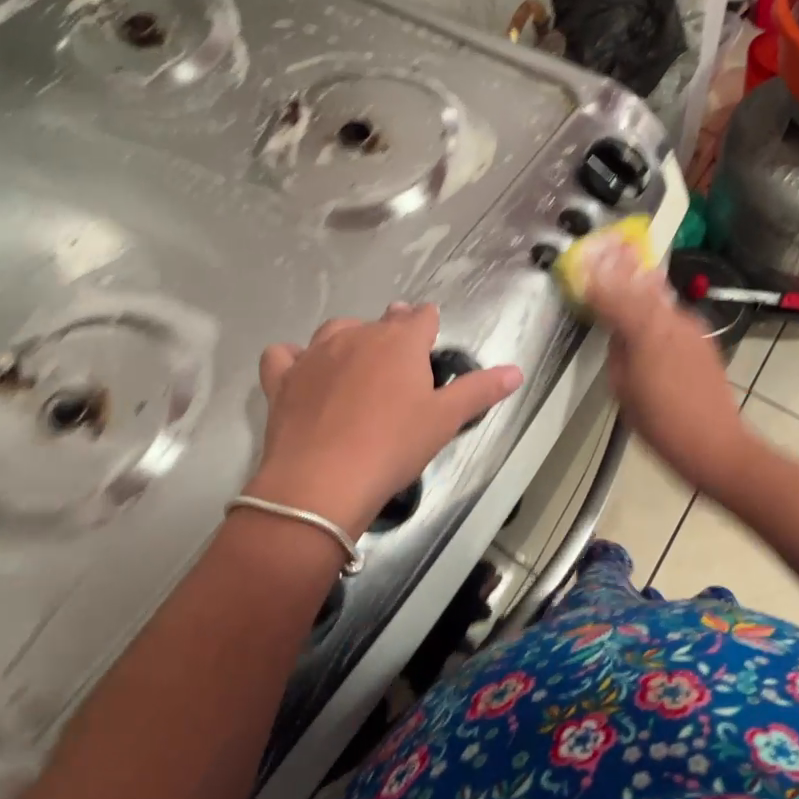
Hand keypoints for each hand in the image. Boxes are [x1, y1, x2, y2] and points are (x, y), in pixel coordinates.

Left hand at [249, 304, 522, 533]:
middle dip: (392, 332)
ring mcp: (315, 353)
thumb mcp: (445, 421)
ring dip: (348, 339)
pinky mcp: (282, 378)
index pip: (421, 317)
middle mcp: (357, 335)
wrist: (322, 481)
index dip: (428, 326)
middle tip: (399, 364)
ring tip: (356, 366)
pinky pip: (283, 354)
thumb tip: (516, 371)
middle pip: (380, 321)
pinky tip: (301, 375)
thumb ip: (480, 391)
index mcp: (400, 341)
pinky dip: (293, 359)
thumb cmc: (393, 447)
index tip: (430, 341)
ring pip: (335, 330)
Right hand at [580, 242, 760, 493]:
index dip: (595, 281)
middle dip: (621, 267)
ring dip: (640, 282)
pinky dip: (658, 306)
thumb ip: (618, 352)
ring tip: (626, 264)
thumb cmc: (662, 425)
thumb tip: (618, 333)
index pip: (612, 296)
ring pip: (659, 298)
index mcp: (644, 331)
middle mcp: (669, 320)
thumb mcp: (623, 390)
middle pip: (639, 285)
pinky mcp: (704, 340)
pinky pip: (673, 315)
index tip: (582, 265)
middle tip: (607, 245)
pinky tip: (650, 306)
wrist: (716, 444)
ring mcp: (690, 328)